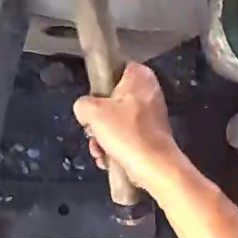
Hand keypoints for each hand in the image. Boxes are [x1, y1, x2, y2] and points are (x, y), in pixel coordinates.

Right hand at [72, 63, 189, 195]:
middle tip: (93, 130)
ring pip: (117, 121)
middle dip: (98, 120)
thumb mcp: (93, 112)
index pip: (114, 69)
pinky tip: (106, 159)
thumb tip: (86, 111)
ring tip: (99, 150)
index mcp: (140, 76)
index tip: (92, 103)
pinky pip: (126, 137)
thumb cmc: (126, 133)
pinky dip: (115, 147)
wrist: (154, 167)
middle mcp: (149, 92)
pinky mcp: (151, 136)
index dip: (99, 86)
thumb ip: (83, 104)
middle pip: (112, 100)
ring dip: (102, 137)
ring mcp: (152, 116)